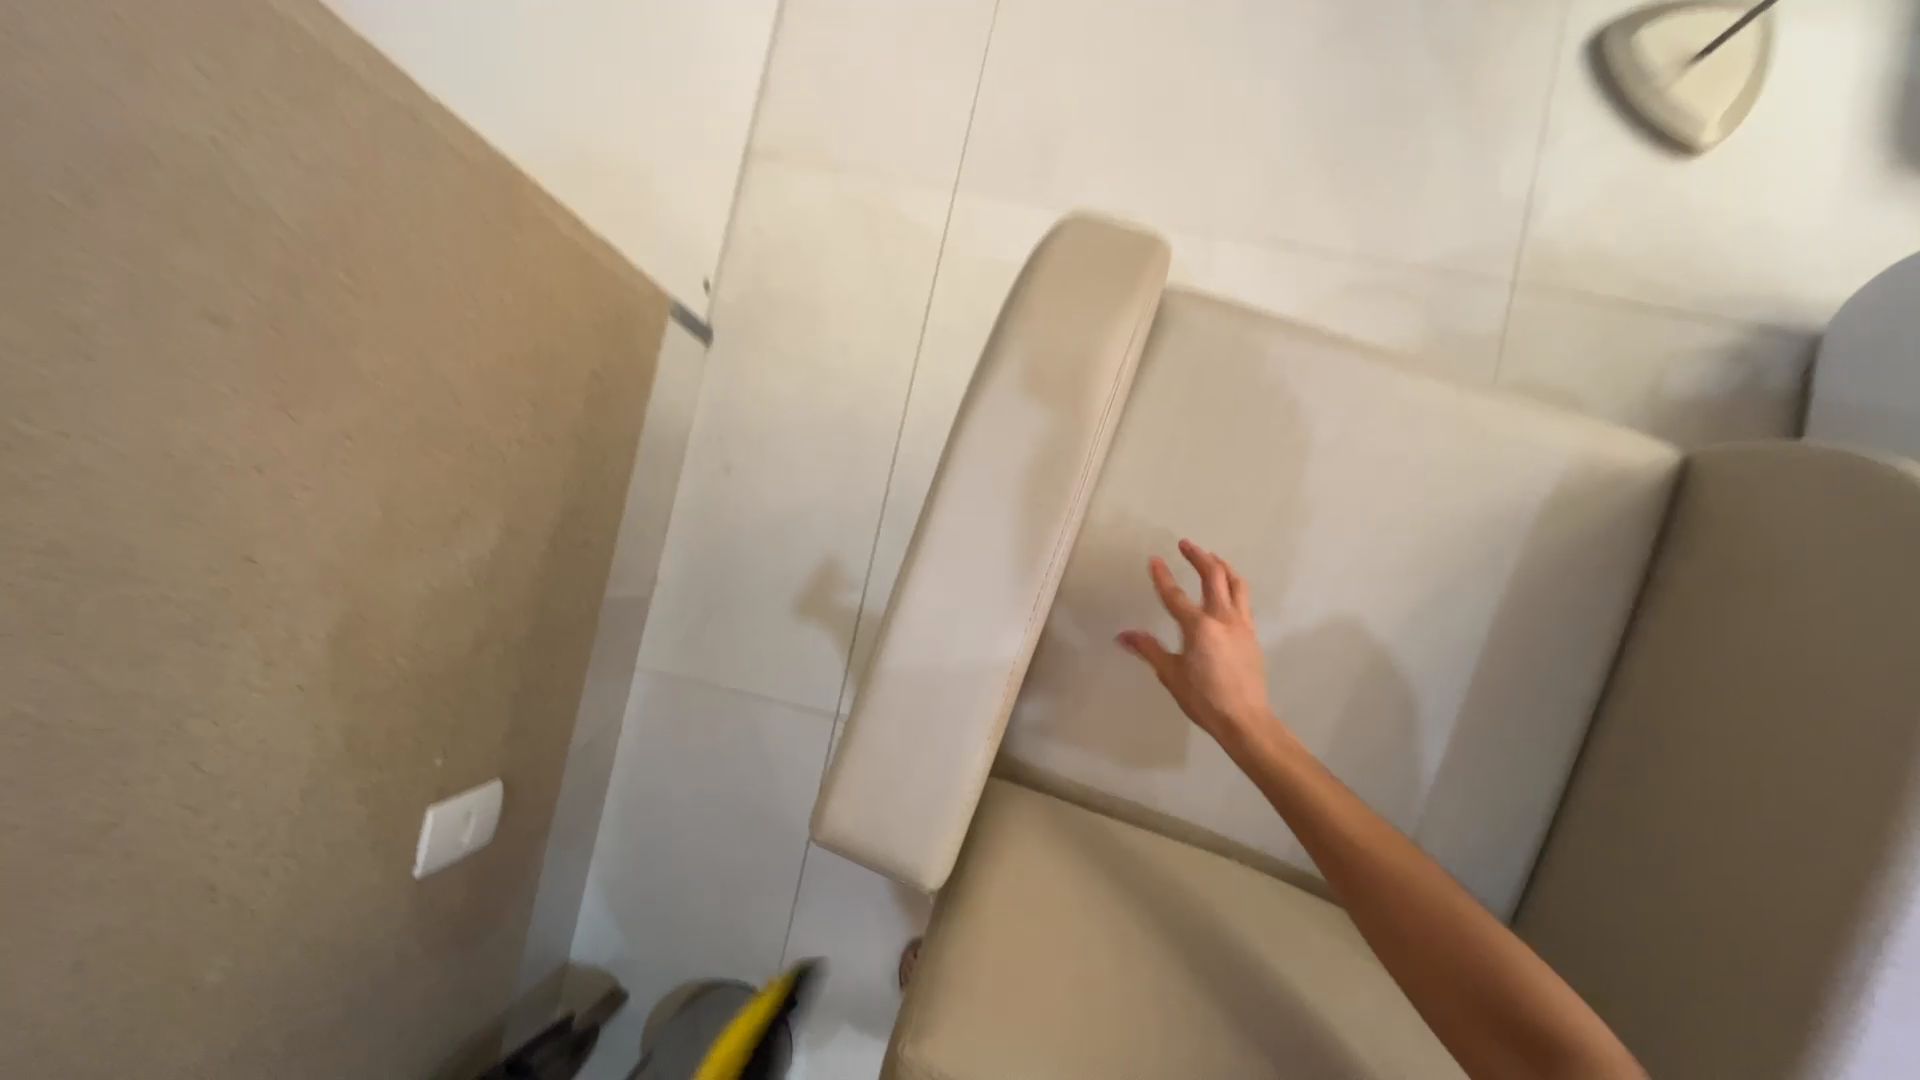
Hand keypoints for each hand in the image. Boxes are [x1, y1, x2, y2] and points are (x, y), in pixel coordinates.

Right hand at [1118, 539, 1285, 753]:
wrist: (1245, 719)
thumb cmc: (1204, 699)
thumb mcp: (1170, 674)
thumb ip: (1149, 649)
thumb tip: (1123, 635)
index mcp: (1199, 627)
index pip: (1175, 595)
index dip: (1162, 576)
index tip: (1154, 559)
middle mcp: (1223, 618)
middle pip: (1214, 576)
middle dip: (1199, 557)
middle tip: (1186, 544)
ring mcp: (1242, 625)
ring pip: (1236, 584)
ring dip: (1223, 566)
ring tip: (1212, 558)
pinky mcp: (1251, 635)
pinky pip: (1244, 601)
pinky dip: (1234, 586)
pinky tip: (1227, 591)